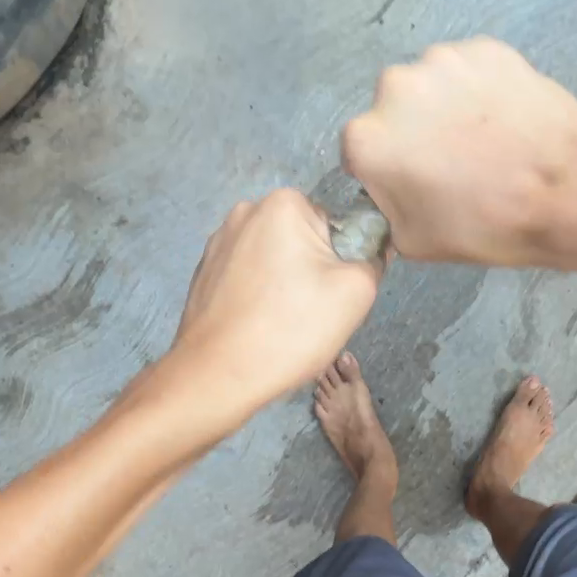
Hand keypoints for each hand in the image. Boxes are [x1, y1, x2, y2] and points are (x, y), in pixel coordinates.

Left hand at [165, 190, 380, 419]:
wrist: (218, 373)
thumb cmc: (291, 328)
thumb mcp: (356, 292)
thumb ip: (373, 260)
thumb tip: (372, 252)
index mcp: (284, 203)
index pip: (334, 225)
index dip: (342, 262)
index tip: (332, 296)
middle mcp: (246, 211)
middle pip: (301, 240)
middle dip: (311, 271)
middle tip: (310, 313)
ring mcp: (218, 241)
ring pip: (273, 260)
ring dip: (283, 284)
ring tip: (280, 323)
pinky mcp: (203, 271)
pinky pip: (246, 277)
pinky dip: (257, 296)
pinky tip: (256, 325)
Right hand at [342, 38, 576, 264]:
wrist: (564, 188)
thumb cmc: (483, 224)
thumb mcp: (413, 242)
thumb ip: (384, 213)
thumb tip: (388, 197)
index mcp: (367, 138)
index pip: (360, 153)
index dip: (385, 171)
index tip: (413, 183)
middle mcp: (394, 87)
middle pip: (393, 111)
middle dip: (413, 131)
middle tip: (452, 161)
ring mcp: (442, 61)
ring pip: (432, 86)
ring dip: (445, 106)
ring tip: (484, 140)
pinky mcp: (486, 48)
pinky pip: (471, 70)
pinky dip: (481, 89)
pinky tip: (504, 119)